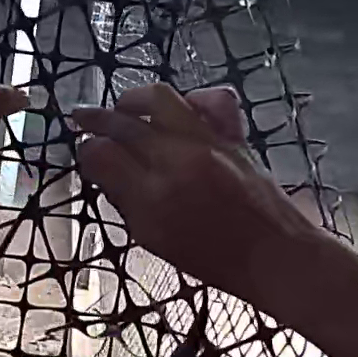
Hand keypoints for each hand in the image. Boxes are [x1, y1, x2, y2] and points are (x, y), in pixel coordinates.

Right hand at [70, 83, 325, 310]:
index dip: (85, 150)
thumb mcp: (153, 239)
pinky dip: (190, 98)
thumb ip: (123, 199)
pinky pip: (211, 99)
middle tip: (81, 119)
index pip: (102, 154)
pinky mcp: (233, 135)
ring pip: (159, 98)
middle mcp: (178, 160)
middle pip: (123, 122)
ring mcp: (208, 142)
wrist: (276, 256)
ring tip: (121, 109)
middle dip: (94, 118)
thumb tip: (100, 167)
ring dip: (133, 100)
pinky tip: (179, 111)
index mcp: (154, 194)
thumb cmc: (211, 258)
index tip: (83, 152)